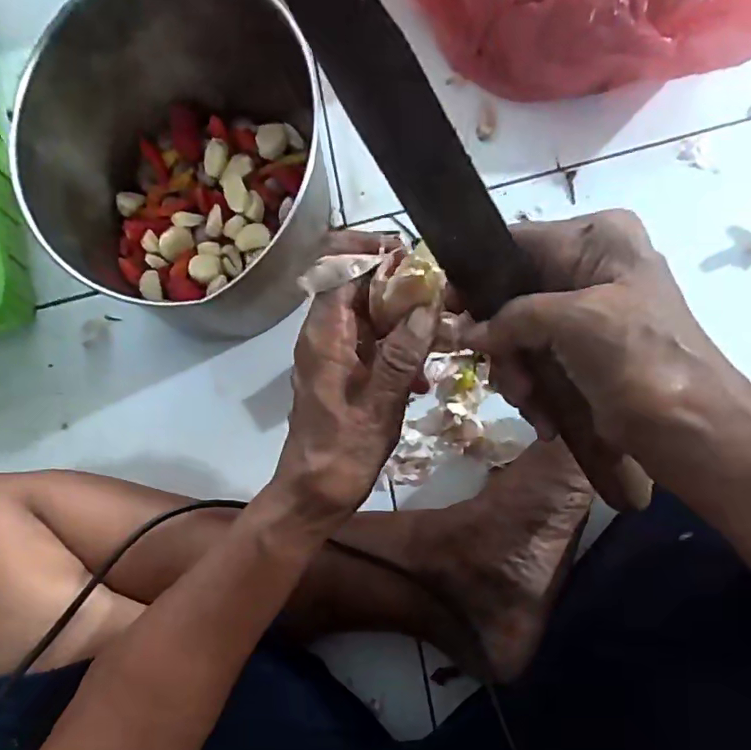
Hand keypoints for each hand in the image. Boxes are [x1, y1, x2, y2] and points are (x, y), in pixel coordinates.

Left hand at [271, 280, 436, 525]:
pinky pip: (366, 345)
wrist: (310, 495)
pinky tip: (421, 375)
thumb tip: (425, 306)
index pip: (339, 267)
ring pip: (364, 316)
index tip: (415, 261)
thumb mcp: (378, 407)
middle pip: (354, 287)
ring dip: (400, 319)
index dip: (375, 254)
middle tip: (439, 298)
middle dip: (397, 286)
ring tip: (439, 333)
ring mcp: (328, 356)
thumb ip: (402, 356)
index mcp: (324, 337)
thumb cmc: (340, 456)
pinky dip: (393, 348)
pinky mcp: (338, 375)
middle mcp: (320, 337)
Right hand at [465, 212, 750, 492]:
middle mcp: (590, 269)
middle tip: (504, 374)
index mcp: (598, 239)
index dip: (479, 276)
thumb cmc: (639, 359)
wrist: (689, 428)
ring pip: (517, 335)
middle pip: (512, 295)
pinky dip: (533, 391)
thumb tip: (466, 331)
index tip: (450, 311)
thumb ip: (512, 315)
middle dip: (503, 342)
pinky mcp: (583, 355)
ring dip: (516, 374)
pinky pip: (535, 363)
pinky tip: (544, 416)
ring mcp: (586, 315)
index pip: (518, 242)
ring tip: (531, 403)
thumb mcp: (573, 320)